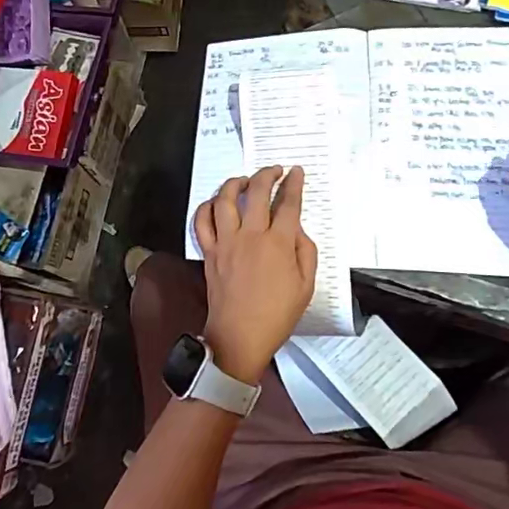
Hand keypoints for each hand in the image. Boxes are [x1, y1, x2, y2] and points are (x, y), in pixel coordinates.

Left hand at [193, 166, 317, 382]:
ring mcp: (226, 243)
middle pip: (257, 191)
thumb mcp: (306, 286)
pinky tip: (216, 203)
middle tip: (274, 170)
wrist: (240, 337)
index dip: (294, 183)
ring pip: (225, 199)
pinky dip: (207, 207)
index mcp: (278, 244)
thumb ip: (305, 251)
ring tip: (244, 180)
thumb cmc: (275, 316)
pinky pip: (202, 221)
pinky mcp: (210, 253)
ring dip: (235, 183)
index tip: (296, 173)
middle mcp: (250, 237)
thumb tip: (297, 230)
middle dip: (267, 174)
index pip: (288, 203)